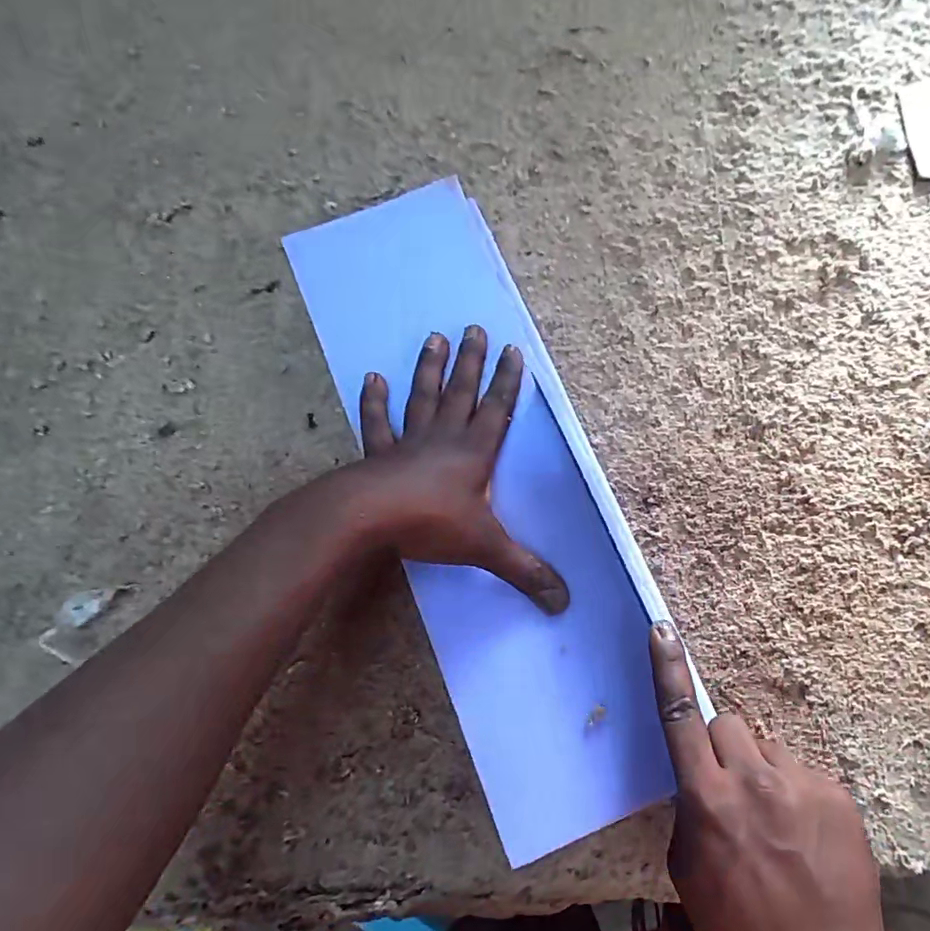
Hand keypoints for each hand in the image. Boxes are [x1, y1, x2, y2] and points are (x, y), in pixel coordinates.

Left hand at [332, 326, 568, 613]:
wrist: (365, 520)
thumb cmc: (430, 525)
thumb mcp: (486, 549)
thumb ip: (524, 571)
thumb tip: (564, 602)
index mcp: (475, 454)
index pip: (497, 410)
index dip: (508, 382)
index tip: (513, 349)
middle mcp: (444, 440)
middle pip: (460, 393)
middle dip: (470, 362)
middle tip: (472, 328)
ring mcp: (408, 444)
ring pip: (422, 399)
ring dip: (428, 369)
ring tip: (433, 338)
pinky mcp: (378, 456)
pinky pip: (378, 425)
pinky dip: (375, 403)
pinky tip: (372, 379)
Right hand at [648, 626, 929, 930]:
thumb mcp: (691, 878)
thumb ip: (691, 815)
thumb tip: (699, 781)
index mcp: (709, 804)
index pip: (680, 721)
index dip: (668, 672)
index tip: (662, 631)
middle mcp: (755, 782)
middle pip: (728, 723)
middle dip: (723, 747)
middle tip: (732, 790)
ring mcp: (803, 783)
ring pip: (768, 748)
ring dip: (763, 774)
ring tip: (776, 824)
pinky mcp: (838, 792)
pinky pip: (804, 773)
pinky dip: (798, 794)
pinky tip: (806, 837)